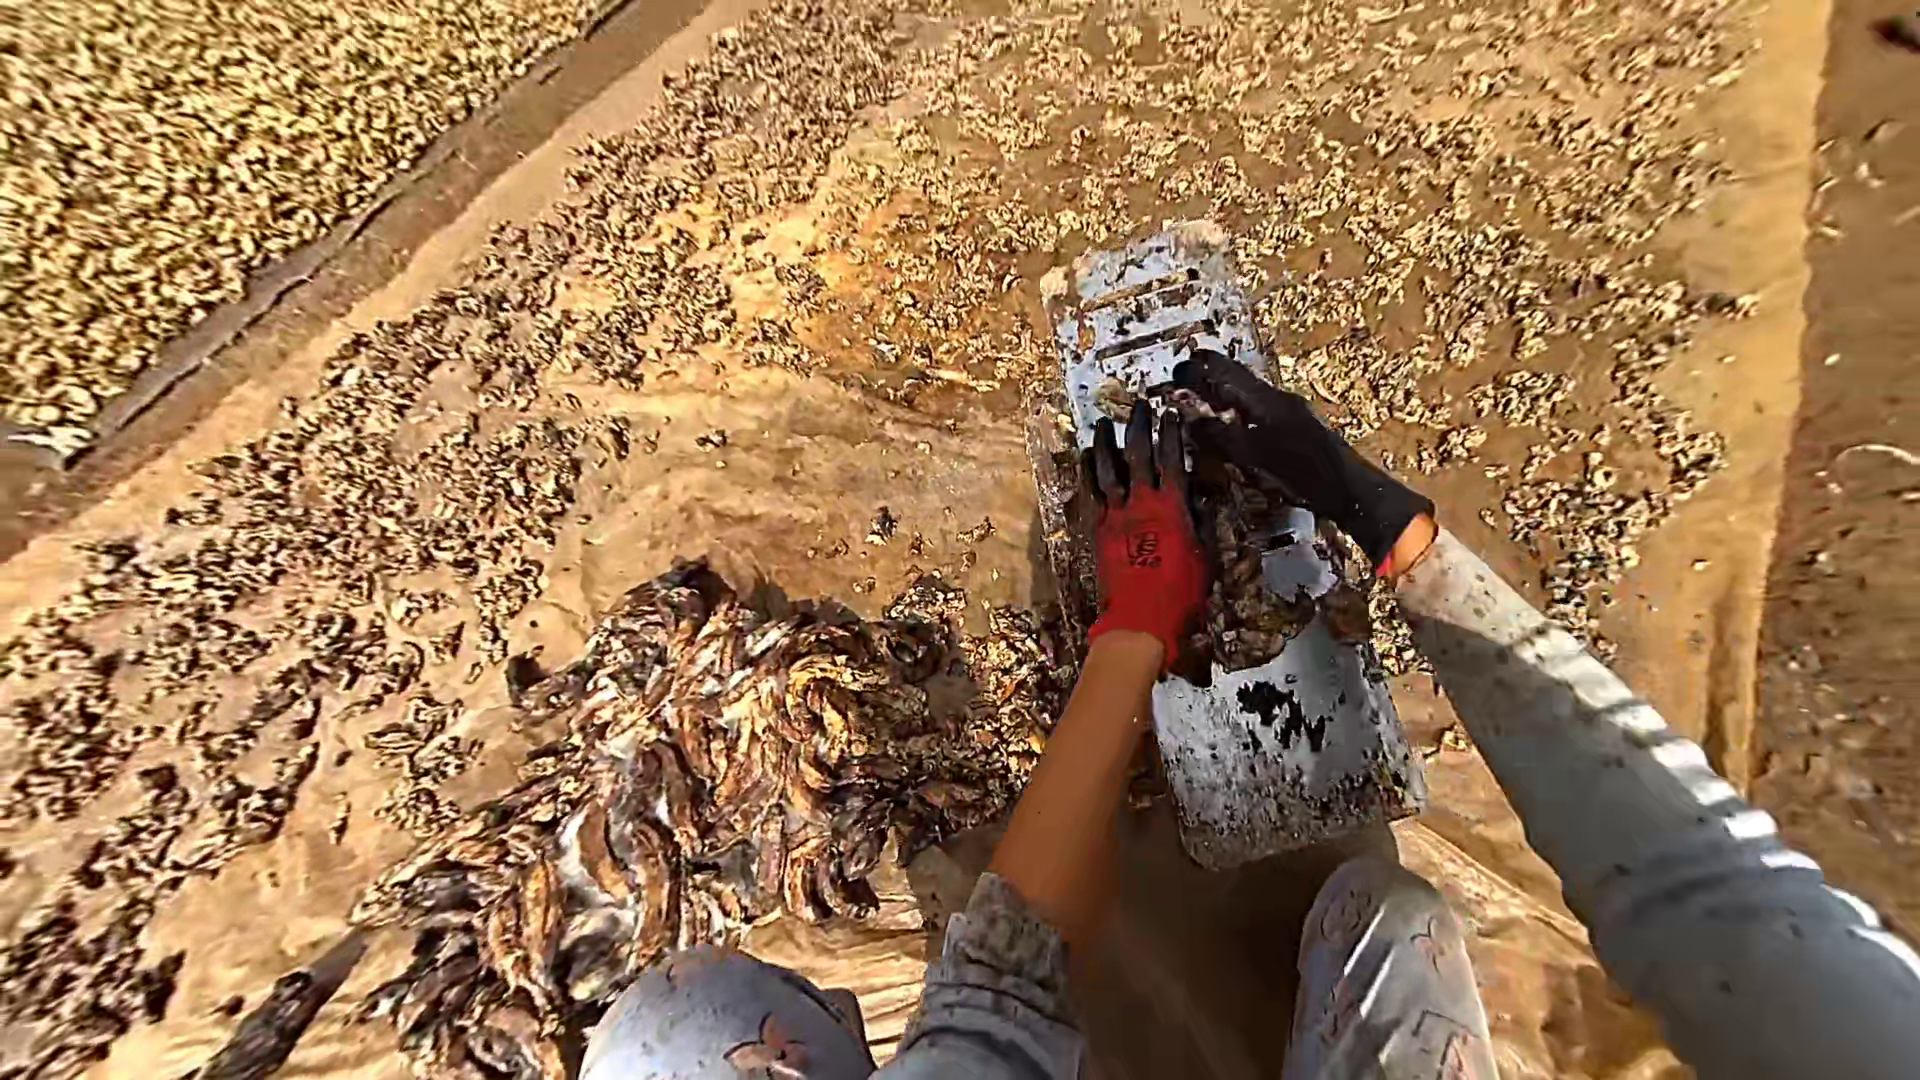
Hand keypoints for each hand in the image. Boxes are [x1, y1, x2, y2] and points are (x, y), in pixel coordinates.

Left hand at [1086, 401, 1206, 668]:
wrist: (1140, 617)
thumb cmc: (1180, 592)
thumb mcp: (1203, 556)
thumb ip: (1200, 523)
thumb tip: (1200, 499)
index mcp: (1173, 508)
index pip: (1172, 461)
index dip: (1171, 435)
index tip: (1169, 414)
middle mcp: (1142, 503)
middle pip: (1138, 456)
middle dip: (1138, 428)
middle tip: (1138, 406)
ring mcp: (1116, 514)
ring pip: (1108, 470)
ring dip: (1106, 444)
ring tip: (1104, 424)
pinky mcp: (1099, 528)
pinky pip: (1092, 493)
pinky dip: (1089, 472)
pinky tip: (1088, 457)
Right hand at [1171, 351, 1434, 572]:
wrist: (1347, 488)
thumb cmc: (1300, 472)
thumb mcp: (1251, 455)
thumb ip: (1219, 436)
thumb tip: (1190, 420)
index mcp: (1264, 402)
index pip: (1225, 376)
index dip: (1200, 371)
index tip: (1178, 368)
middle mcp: (1276, 400)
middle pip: (1239, 379)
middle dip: (1212, 373)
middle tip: (1190, 369)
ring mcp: (1288, 413)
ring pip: (1249, 393)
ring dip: (1226, 389)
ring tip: (1206, 391)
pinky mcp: (1294, 428)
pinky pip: (1258, 407)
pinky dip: (1239, 406)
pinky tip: (1235, 419)